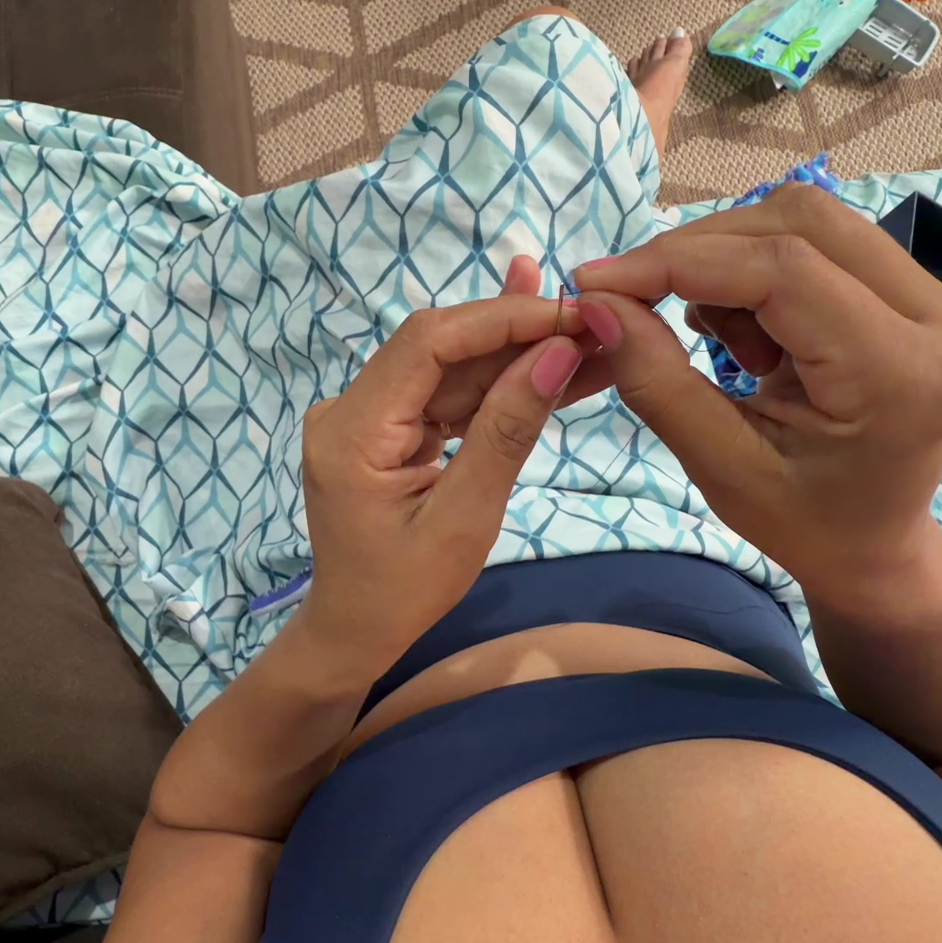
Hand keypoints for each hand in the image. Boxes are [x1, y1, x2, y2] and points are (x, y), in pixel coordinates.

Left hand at [297, 258, 607, 668]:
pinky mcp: (381, 429)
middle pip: (439, 350)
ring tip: (589, 340)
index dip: (500, 318)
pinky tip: (548, 361)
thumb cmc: (406, 591)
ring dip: (516, 358)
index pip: (426, 343)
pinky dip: (494, 388)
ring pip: (448, 370)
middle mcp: (347, 409)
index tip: (571, 314)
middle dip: (518, 335)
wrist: (356, 628)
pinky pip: (442, 397)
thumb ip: (507, 431)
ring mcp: (362, 416)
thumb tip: (558, 352)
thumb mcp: (466, 517)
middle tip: (595, 324)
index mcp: (351, 431)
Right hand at [569, 183, 941, 602]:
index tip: (597, 281)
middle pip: (800, 223)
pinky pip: (822, 243)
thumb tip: (597, 304)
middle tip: (633, 296)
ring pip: (810, 221)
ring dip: (727, 261)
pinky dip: (755, 271)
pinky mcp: (922, 291)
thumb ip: (657, 381)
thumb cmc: (798, 522)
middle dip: (696, 250)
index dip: (678, 262)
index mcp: (899, 374)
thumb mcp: (717, 466)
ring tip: (714, 336)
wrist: (873, 544)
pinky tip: (748, 334)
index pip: (781, 271)